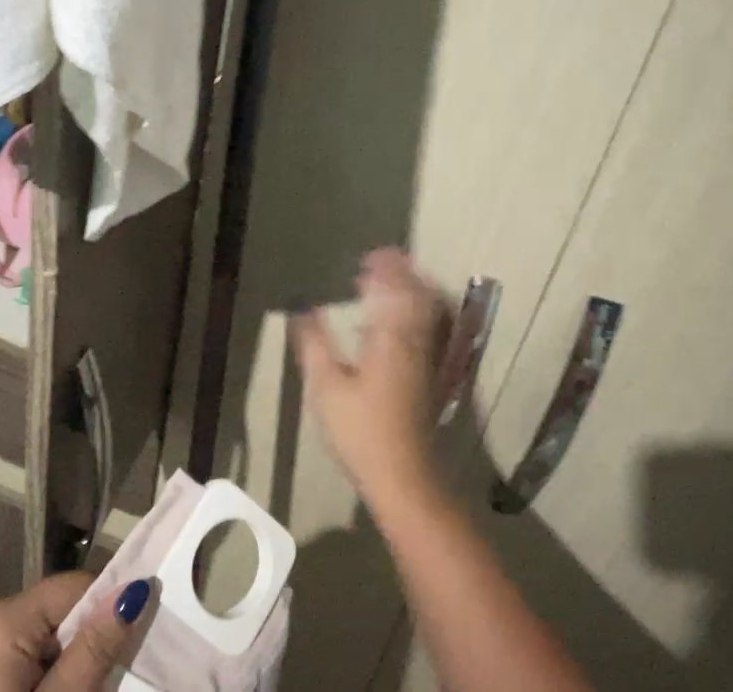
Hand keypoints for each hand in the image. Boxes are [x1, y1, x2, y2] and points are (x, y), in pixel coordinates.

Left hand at [0, 573, 153, 691]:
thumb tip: (135, 591)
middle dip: (90, 642)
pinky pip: (23, 656)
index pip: (75, 586)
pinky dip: (47, 675)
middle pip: (60, 612)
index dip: (110, 607)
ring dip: (71, 663)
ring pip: (45, 637)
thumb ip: (94, 650)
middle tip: (111, 682)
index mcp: (5, 617)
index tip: (143, 636)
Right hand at [291, 248, 445, 503]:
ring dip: (413, 292)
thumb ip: (313, 343)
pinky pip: (428, 332)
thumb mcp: (325, 387)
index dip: (383, 271)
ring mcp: (428, 362)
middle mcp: (414, 344)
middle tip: (385, 260)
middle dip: (403, 275)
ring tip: (394, 282)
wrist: (403, 476)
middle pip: (418, 298)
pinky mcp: (431, 379)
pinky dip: (417, 315)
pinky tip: (398, 323)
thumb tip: (301, 308)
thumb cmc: (360, 431)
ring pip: (427, 315)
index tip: (371, 255)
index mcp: (389, 339)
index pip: (391, 292)